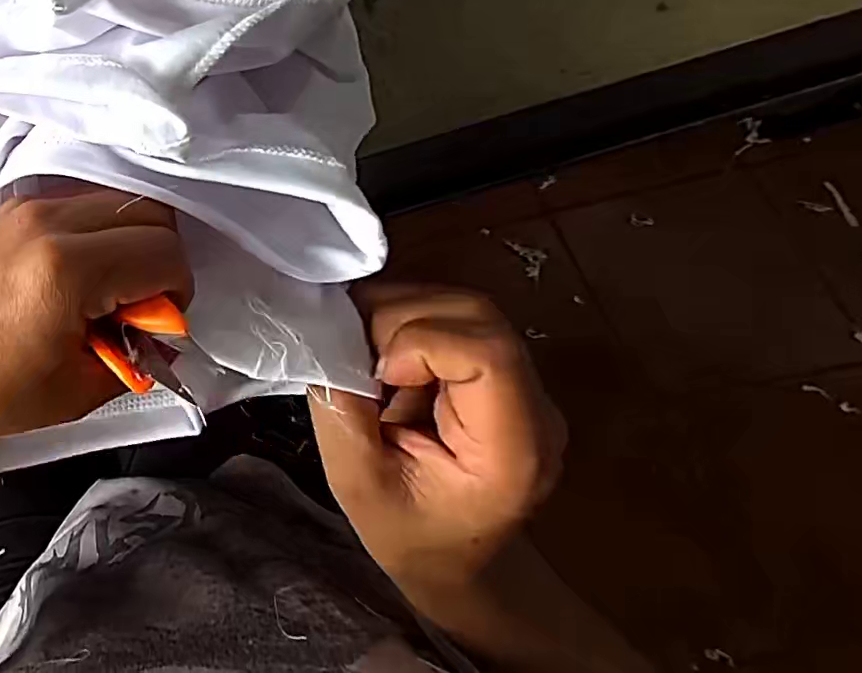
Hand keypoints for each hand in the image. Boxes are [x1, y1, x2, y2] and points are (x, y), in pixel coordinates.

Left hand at [0, 183, 192, 467]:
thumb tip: (165, 326)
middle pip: (152, 213)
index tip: (158, 322)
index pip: (164, 254)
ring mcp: (31, 204)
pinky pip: (88, 200)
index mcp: (66, 269)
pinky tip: (85, 270)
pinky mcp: (17, 204)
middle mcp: (51, 220)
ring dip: (135, 239)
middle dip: (162, 259)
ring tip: (110, 287)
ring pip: (123, 199)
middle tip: (140, 304)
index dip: (177, 290)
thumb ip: (138, 353)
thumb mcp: (78, 390)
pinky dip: (106, 228)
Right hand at [308, 282, 566, 607]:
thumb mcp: (358, 483)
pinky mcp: (499, 364)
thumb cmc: (409, 535)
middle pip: (476, 316)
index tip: (379, 373)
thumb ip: (341, 408)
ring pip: (462, 305)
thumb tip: (328, 335)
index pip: (488, 353)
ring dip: (401, 313)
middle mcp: (533, 405)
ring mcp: (523, 380)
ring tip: (369, 356)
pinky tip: (386, 352)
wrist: (452, 555)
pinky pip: (453, 313)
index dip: (422, 341)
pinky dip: (406, 316)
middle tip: (360, 355)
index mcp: (513, 449)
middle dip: (402, 318)